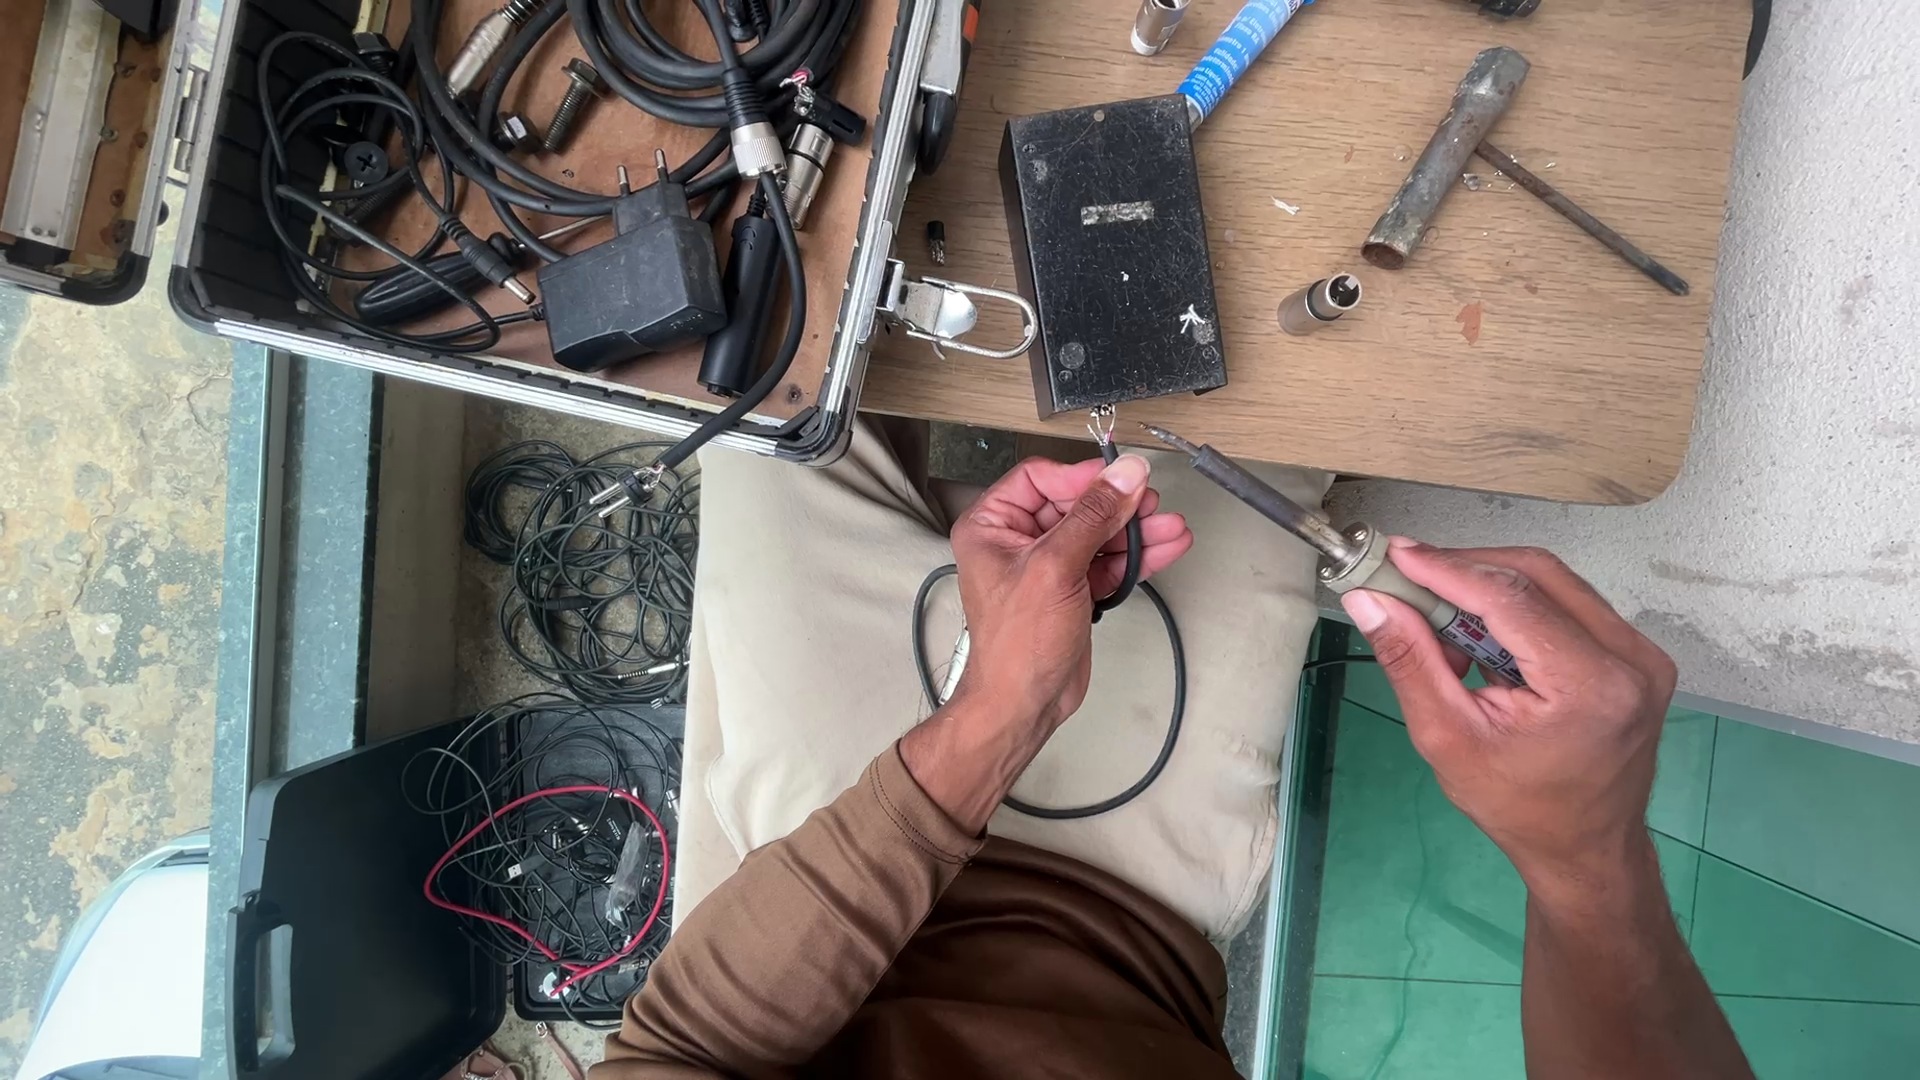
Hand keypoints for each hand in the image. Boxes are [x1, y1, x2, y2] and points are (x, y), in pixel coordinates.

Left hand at [947, 454, 1193, 729]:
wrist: (1025, 703)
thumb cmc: (1017, 644)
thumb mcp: (1055, 567)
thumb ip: (1093, 517)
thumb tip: (1123, 475)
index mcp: (990, 526)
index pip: (1038, 479)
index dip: (1080, 477)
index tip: (1118, 478)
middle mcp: (1015, 540)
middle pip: (1073, 504)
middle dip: (1116, 505)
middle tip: (1150, 503)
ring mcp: (1046, 565)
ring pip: (1095, 533)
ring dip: (1135, 531)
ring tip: (1171, 527)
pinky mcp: (1071, 588)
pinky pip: (1106, 561)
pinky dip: (1135, 556)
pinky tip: (1166, 547)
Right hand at [1341, 540, 1676, 903]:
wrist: (1584, 847)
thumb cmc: (1513, 802)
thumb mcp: (1444, 735)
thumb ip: (1408, 660)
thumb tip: (1367, 599)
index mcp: (1591, 685)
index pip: (1511, 599)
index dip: (1446, 569)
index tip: (1393, 554)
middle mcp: (1630, 658)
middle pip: (1536, 574)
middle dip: (1462, 566)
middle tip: (1405, 574)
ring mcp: (1638, 653)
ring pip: (1549, 581)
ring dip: (1482, 584)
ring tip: (1434, 616)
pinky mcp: (1629, 654)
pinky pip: (1560, 602)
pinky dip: (1506, 604)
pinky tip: (1472, 636)